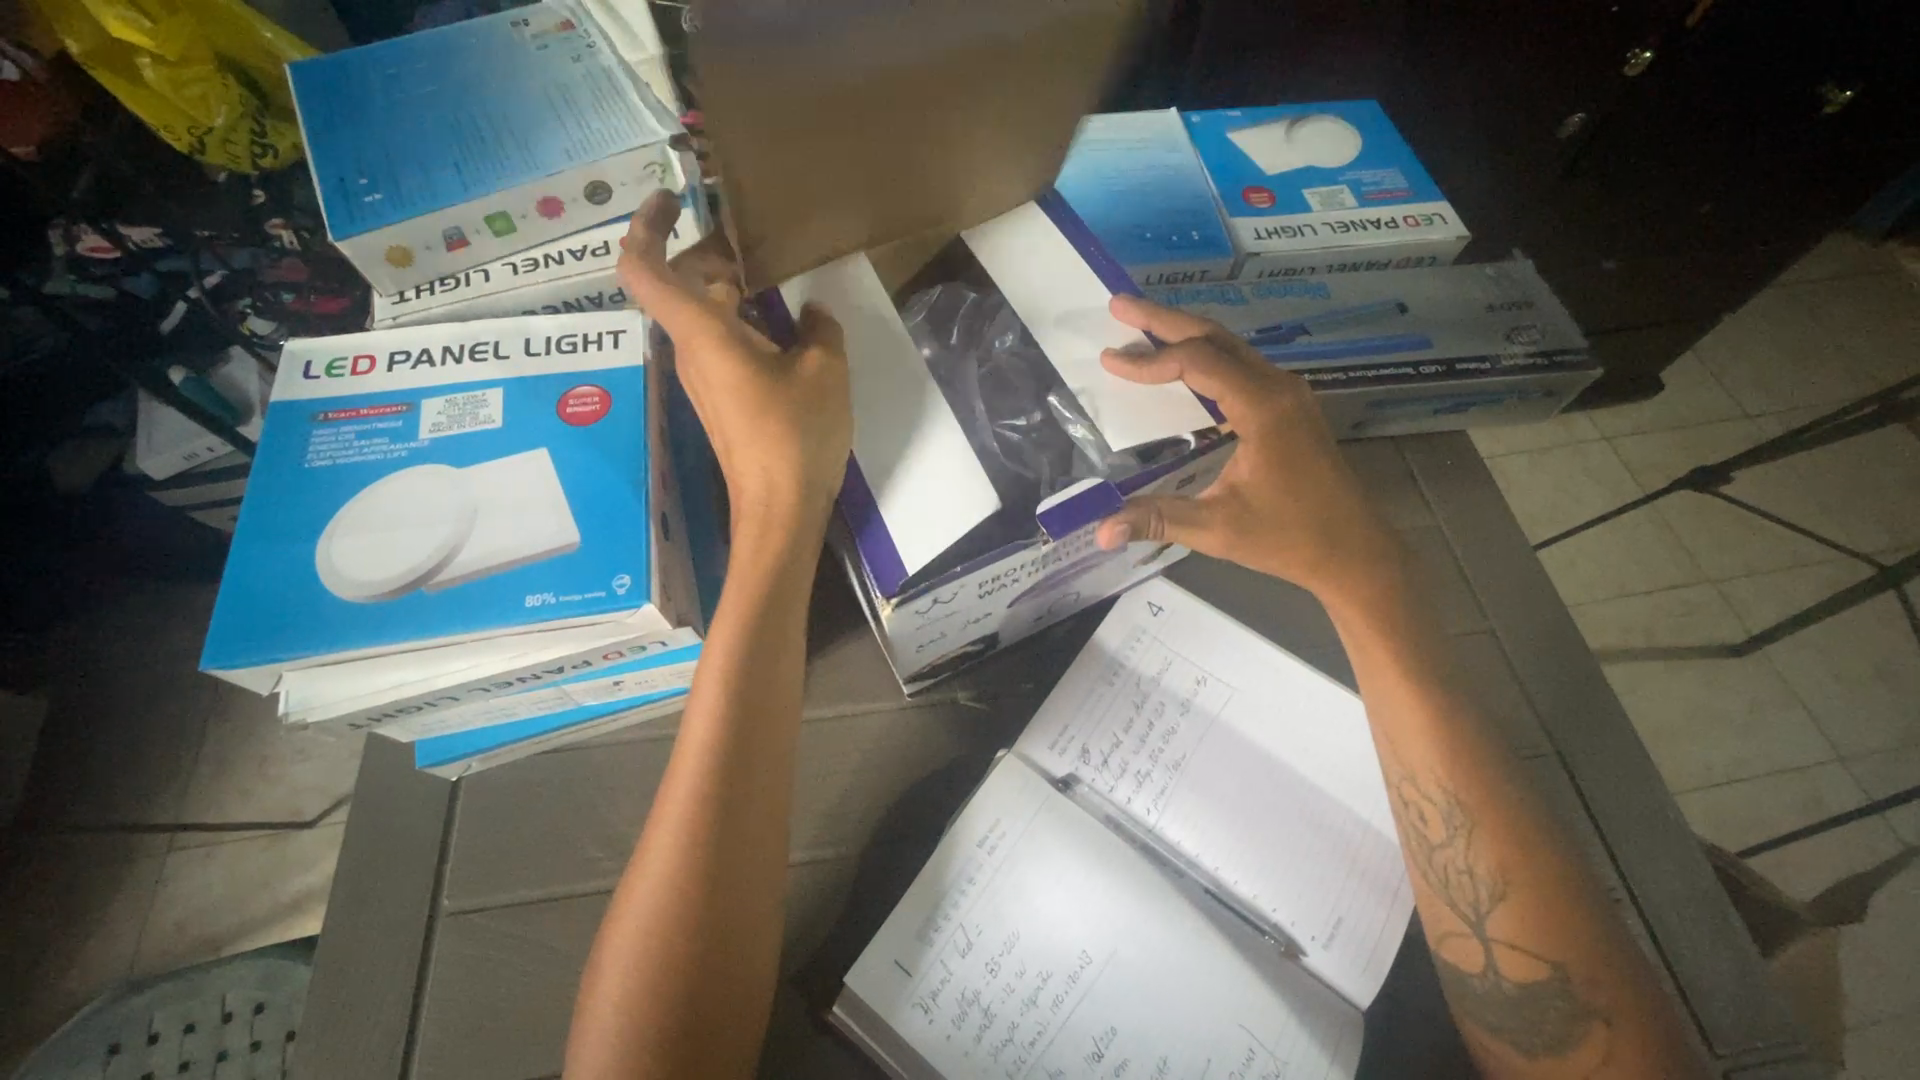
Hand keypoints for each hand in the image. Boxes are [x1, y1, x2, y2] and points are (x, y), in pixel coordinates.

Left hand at [619, 189, 850, 530]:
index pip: (644, 268)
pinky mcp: (720, 399)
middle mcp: (691, 351)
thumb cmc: (796, 435)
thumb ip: (819, 328)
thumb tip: (811, 313)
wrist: (780, 509)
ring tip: (781, 280)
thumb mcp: (824, 370)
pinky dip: (742, 320)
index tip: (673, 198)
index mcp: (704, 333)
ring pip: (702, 314)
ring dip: (732, 288)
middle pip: (680, 284)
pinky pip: (720, 343)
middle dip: (712, 253)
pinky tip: (785, 328)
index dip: (646, 224)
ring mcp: (703, 377)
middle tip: (759, 242)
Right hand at [1094, 295, 1402, 607]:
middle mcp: (1278, 388)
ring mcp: (1288, 394)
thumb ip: (1157, 519)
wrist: (1353, 551)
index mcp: (1263, 408)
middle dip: (1163, 320)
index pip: (1197, 362)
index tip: (1109, 361)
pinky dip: (1204, 358)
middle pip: (1215, 337)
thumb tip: (1099, 531)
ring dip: (1184, 335)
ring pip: (1230, 347)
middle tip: (1118, 305)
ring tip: (1140, 327)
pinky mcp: (1290, 406)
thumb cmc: (1288, 538)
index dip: (1149, 361)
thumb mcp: (1216, 529)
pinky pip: (1241, 366)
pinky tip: (1181, 367)